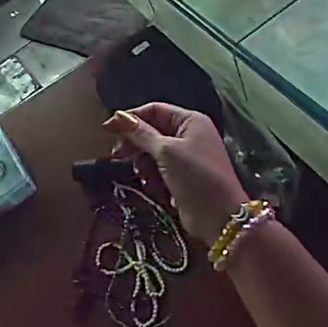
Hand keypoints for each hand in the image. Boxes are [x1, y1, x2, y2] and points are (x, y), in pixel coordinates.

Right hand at [103, 104, 248, 243]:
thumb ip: (141, 134)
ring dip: (144, 164)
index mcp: (190, 121)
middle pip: (151, 131)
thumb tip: (117, 117)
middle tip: (118, 156)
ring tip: (146, 178)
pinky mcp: (181, 177)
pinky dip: (153, 177)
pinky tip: (155, 188)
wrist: (220, 217)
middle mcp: (189, 135)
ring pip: (152, 153)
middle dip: (136, 144)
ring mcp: (186, 157)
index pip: (154, 110)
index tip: (107, 130)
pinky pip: (158, 170)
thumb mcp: (167, 152)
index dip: (131, 118)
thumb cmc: (196, 177)